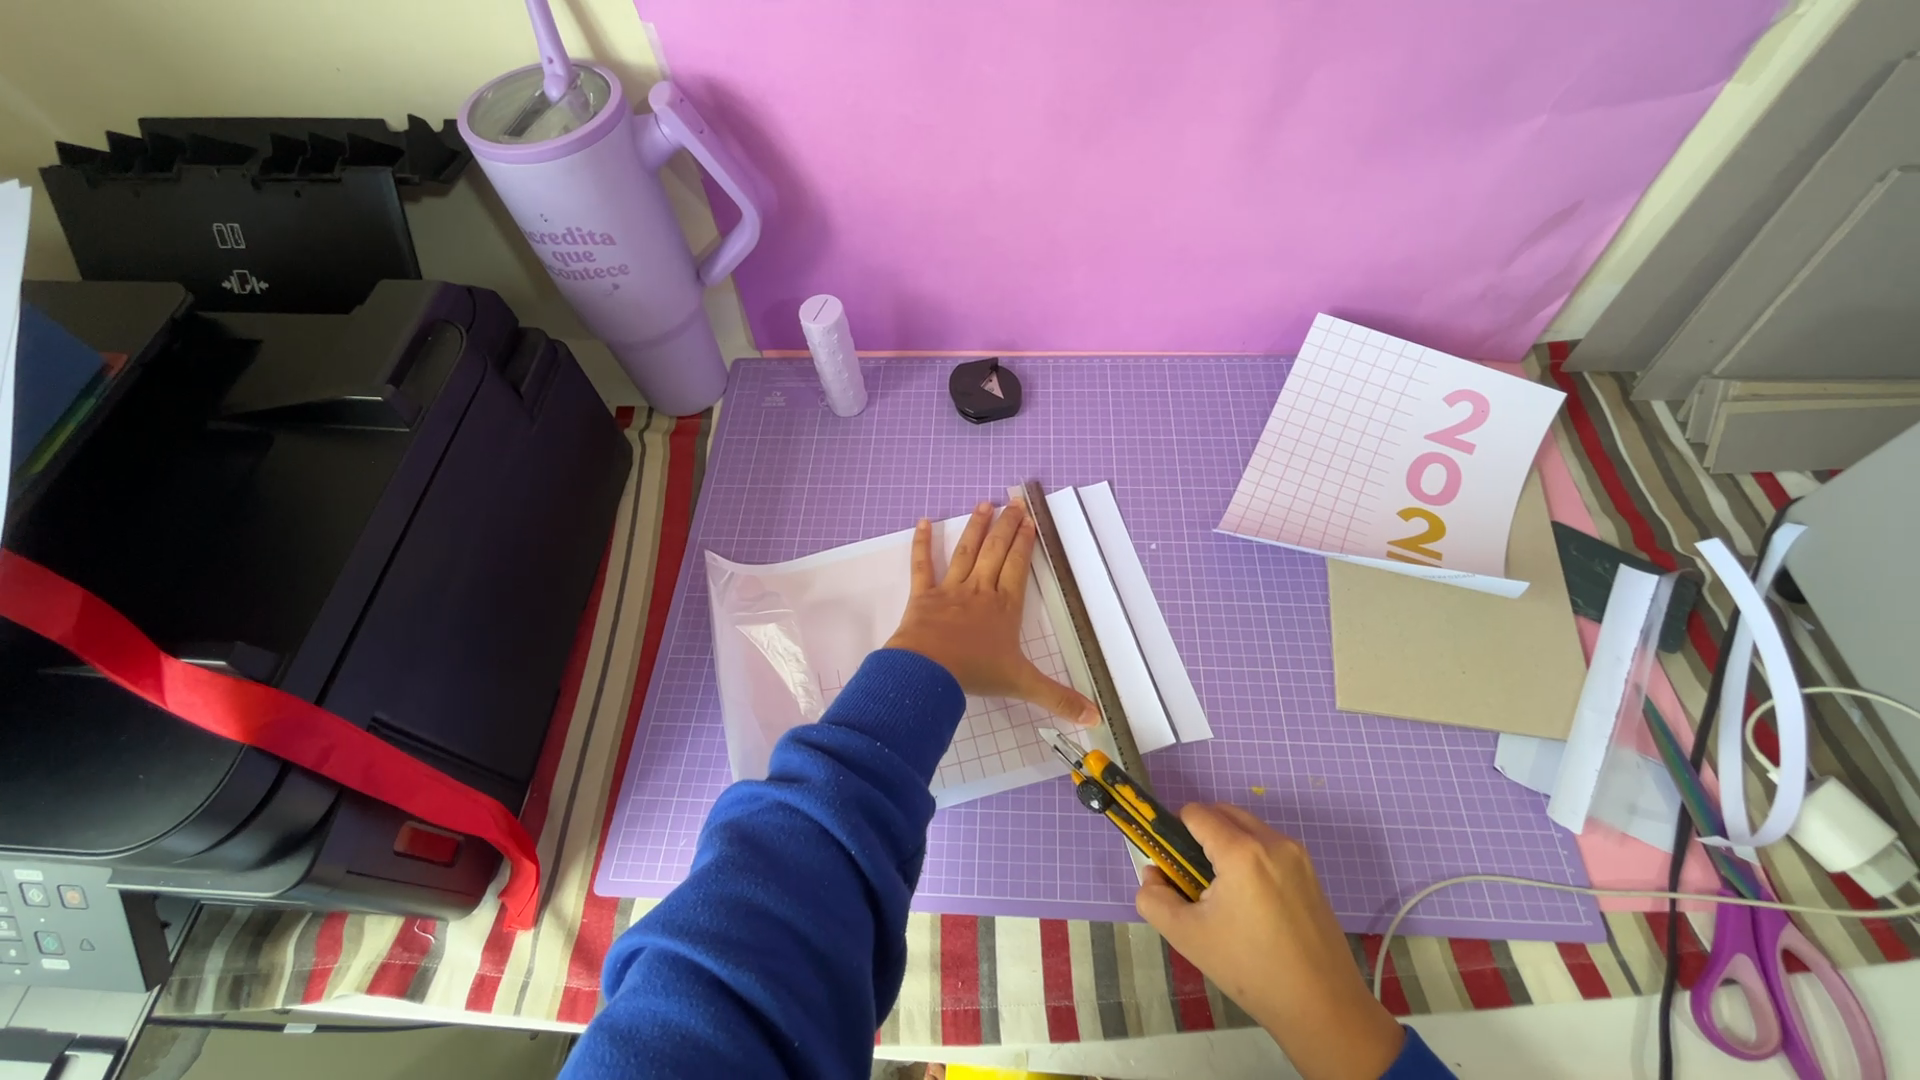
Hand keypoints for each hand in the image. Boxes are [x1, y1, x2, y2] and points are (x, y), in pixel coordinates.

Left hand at [885, 500, 1097, 725]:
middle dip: (1006, 525)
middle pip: (995, 552)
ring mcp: (950, 590)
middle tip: (1013, 501)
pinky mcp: (923, 596)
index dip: (1024, 543)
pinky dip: (922, 543)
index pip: (1018, 567)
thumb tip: (1095, 718)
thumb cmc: (975, 673)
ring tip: (983, 504)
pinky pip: (922, 565)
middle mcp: (980, 591)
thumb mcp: (1022, 685)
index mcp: (1005, 607)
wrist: (928, 672)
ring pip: (966, 552)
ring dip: (976, 527)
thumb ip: (1058, 699)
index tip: (1030, 520)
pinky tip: (923, 522)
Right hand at [1136, 804, 1405, 1079]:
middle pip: (1223, 813)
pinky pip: (1269, 848)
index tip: (1171, 864)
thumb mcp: (1186, 936)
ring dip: (1226, 846)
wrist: (1322, 1008)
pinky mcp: (1311, 874)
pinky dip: (1251, 859)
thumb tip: (1153, 875)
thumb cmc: (1249, 969)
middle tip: (1193, 879)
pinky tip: (1252, 906)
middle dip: (1201, 836)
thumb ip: (1153, 898)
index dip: (1174, 832)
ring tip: (1223, 896)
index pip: (1196, 813)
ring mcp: (1297, 856)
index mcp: (1241, 851)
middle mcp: (1272, 842)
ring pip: (1248, 829)